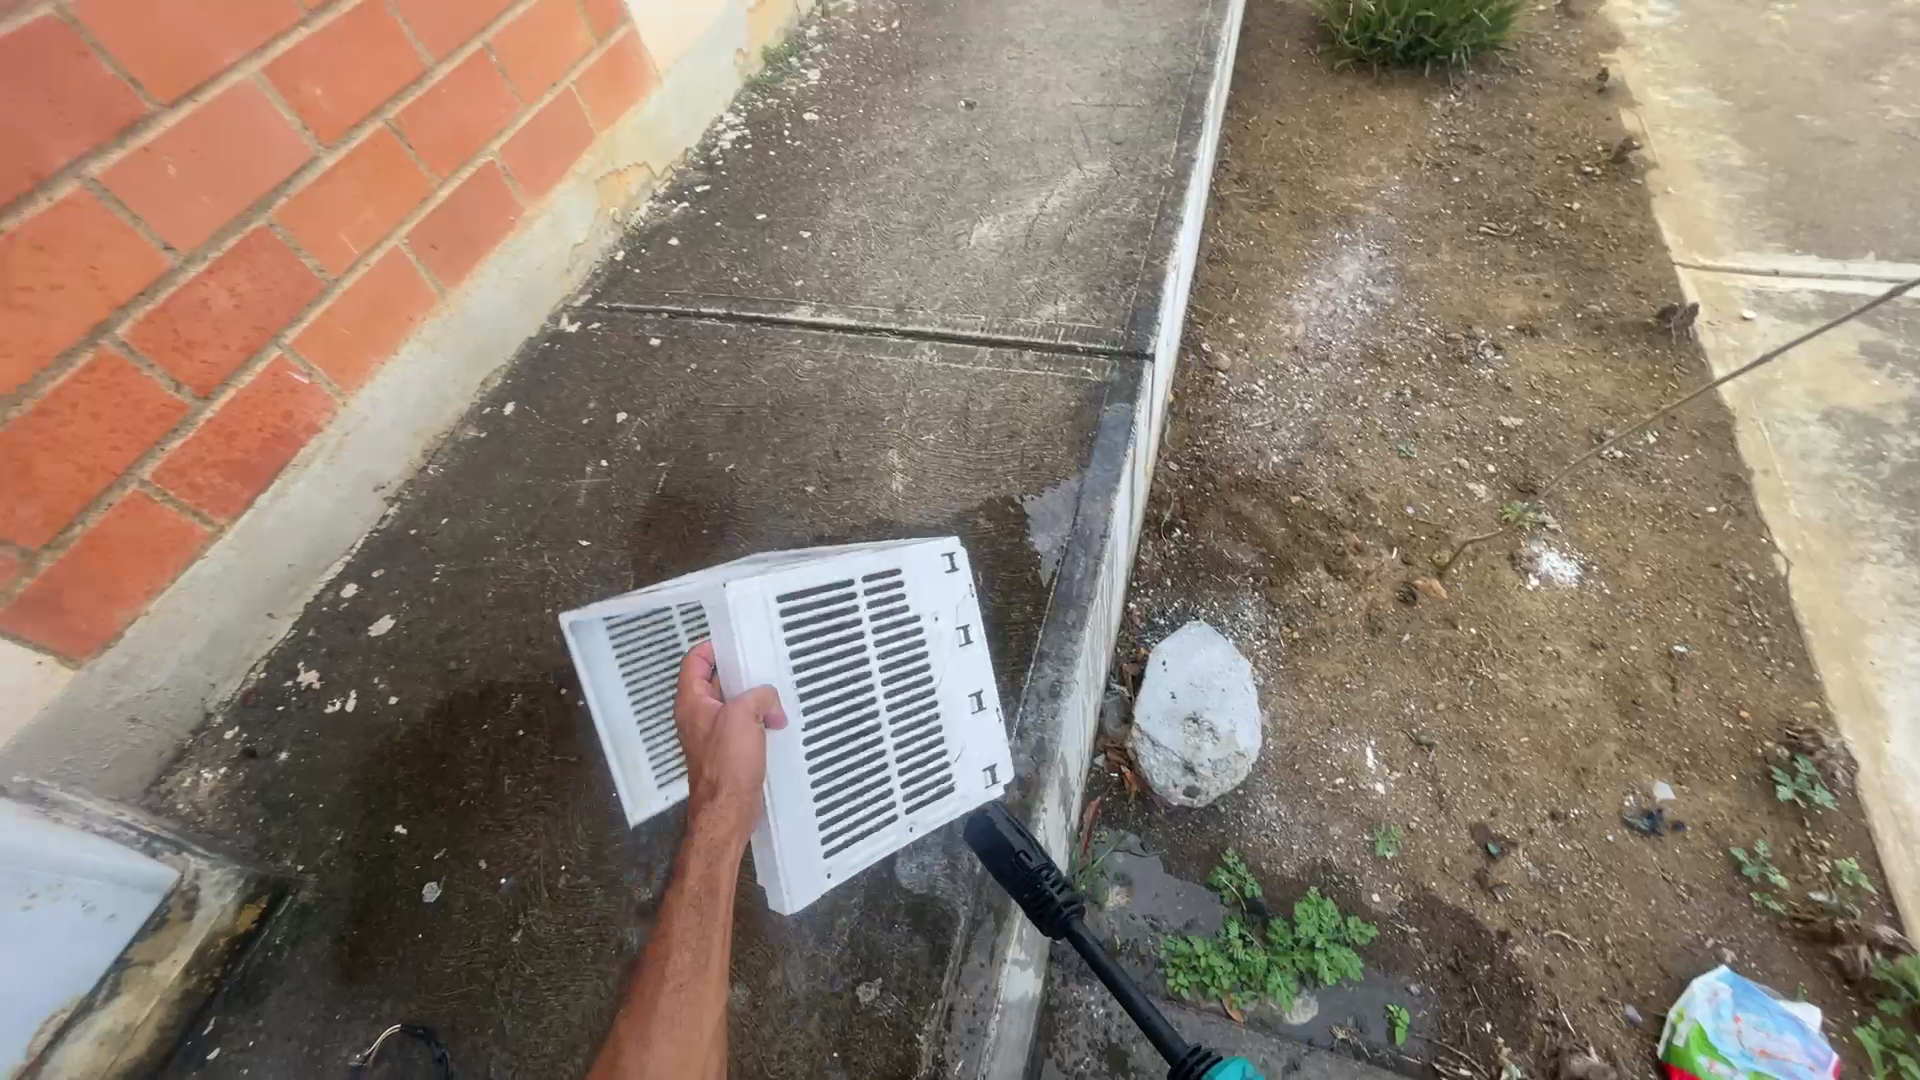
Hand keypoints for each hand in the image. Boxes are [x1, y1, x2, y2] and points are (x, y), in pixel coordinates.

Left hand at [673, 641, 786, 845]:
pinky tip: (775, 720)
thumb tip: (770, 702)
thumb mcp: (744, 715)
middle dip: (741, 673)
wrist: (728, 809)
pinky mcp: (727, 750)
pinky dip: (758, 718)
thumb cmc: (727, 763)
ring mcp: (712, 733)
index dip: (713, 647)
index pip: (694, 661)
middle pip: (716, 680)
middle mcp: (698, 715)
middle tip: (763, 665)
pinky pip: (742, 724)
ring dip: (753, 698)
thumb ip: (759, 695)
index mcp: (691, 702)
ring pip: (733, 703)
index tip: (737, 642)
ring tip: (774, 694)